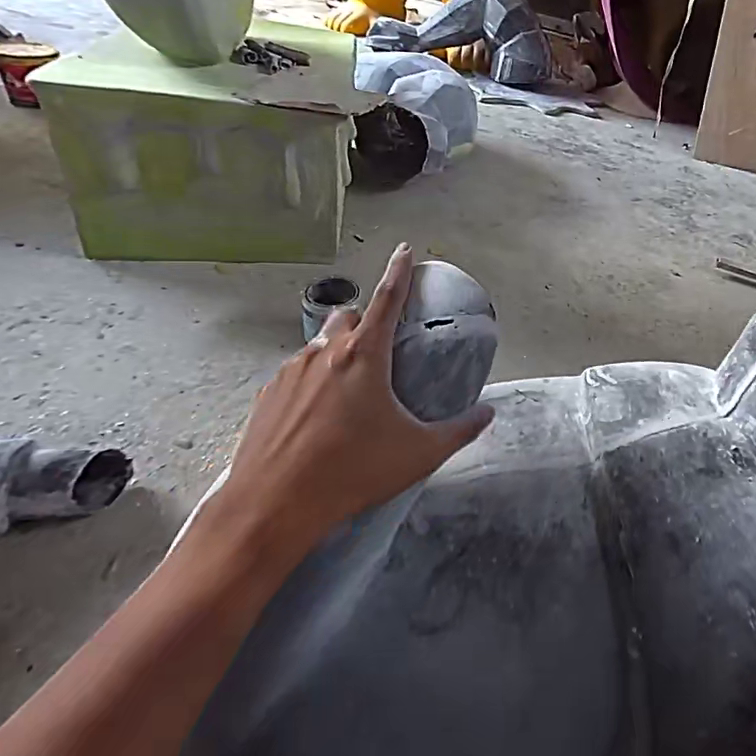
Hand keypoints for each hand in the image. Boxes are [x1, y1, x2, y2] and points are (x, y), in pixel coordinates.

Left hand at [216, 243, 494, 553]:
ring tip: (350, 391)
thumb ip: (459, 430)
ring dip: (338, 353)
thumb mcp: (417, 453)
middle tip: (381, 349)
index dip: (399, 272)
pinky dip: (312, 380)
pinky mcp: (269, 393)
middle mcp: (324, 353)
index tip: (404, 251)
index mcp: (363, 356)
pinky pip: (297, 373)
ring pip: (321, 344)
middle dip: (367, 321)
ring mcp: (290, 371)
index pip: (387, 299)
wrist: (275, 504)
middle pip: (350, 317)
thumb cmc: (352, 473)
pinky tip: (318, 415)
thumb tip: (486, 415)